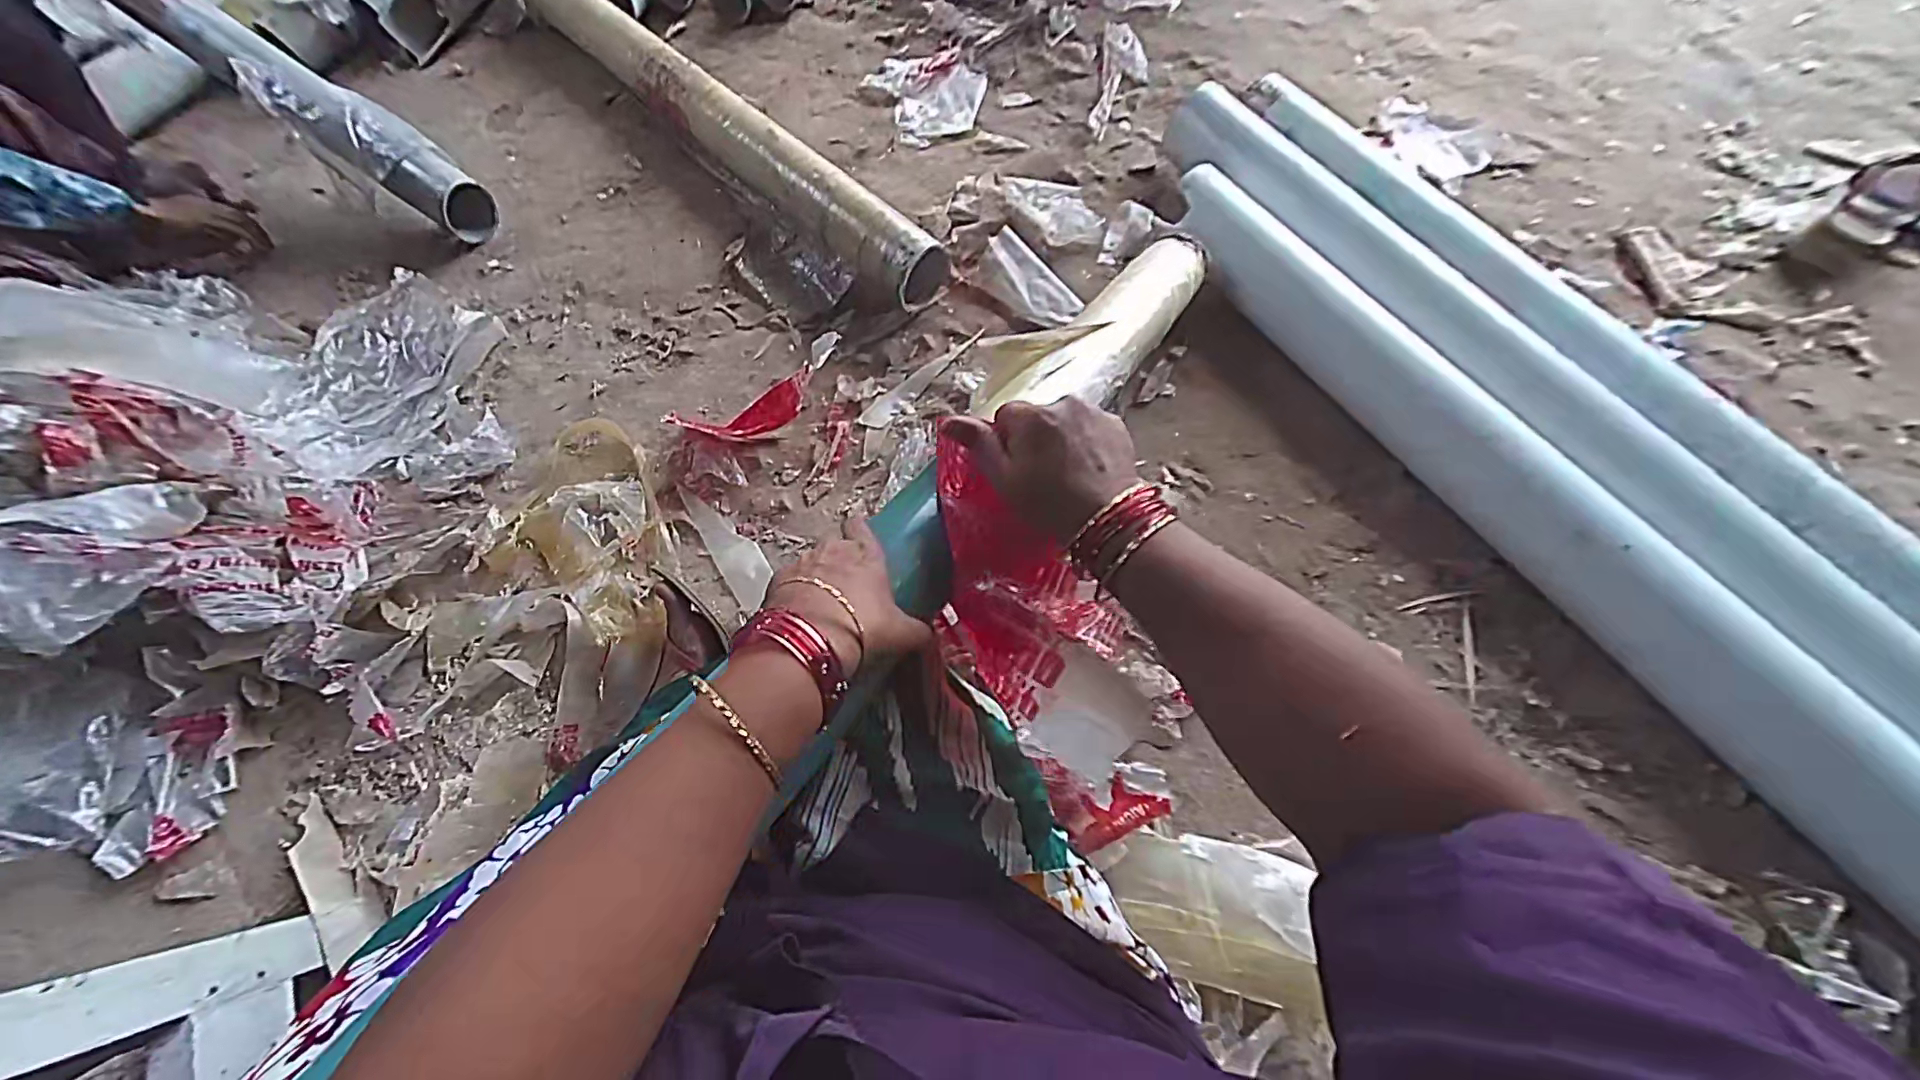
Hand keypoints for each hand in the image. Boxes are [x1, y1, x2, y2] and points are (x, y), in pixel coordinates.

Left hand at [765, 513, 930, 674]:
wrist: (810, 640)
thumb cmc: (863, 627)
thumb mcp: (901, 634)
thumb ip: (918, 632)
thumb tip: (930, 636)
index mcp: (867, 557)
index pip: (862, 527)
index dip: (860, 528)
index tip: (859, 532)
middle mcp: (834, 551)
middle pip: (834, 541)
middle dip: (837, 553)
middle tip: (844, 577)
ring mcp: (803, 562)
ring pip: (810, 558)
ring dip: (815, 572)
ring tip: (820, 597)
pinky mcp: (777, 579)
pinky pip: (788, 578)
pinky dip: (792, 589)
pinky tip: (798, 607)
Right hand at [944, 398, 1140, 543]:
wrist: (1107, 520)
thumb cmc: (1049, 504)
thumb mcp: (1004, 480)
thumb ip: (978, 444)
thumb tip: (948, 420)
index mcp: (1030, 415)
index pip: (1004, 417)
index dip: (1007, 444)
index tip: (1017, 470)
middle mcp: (1062, 402)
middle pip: (1036, 417)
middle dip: (1035, 439)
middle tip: (1043, 476)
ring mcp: (1093, 411)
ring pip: (1064, 421)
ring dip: (1061, 439)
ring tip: (1068, 474)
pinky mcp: (1116, 424)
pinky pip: (1090, 427)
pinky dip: (1086, 442)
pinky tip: (1088, 468)